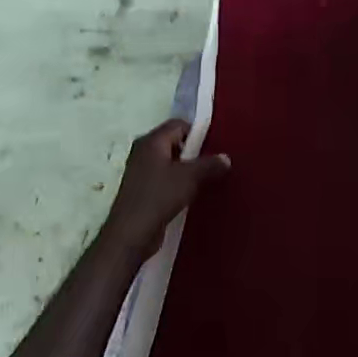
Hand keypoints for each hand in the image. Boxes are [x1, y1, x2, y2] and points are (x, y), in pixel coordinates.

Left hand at [100, 119, 229, 257]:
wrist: (132, 232)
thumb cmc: (159, 197)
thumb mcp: (190, 178)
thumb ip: (209, 165)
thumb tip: (225, 158)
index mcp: (151, 141)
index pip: (178, 125)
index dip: (198, 132)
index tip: (215, 146)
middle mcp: (143, 152)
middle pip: (173, 143)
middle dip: (194, 152)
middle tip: (214, 164)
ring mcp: (141, 173)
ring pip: (170, 164)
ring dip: (187, 171)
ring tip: (206, 181)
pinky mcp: (142, 192)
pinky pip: (165, 181)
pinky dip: (178, 185)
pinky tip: (191, 196)